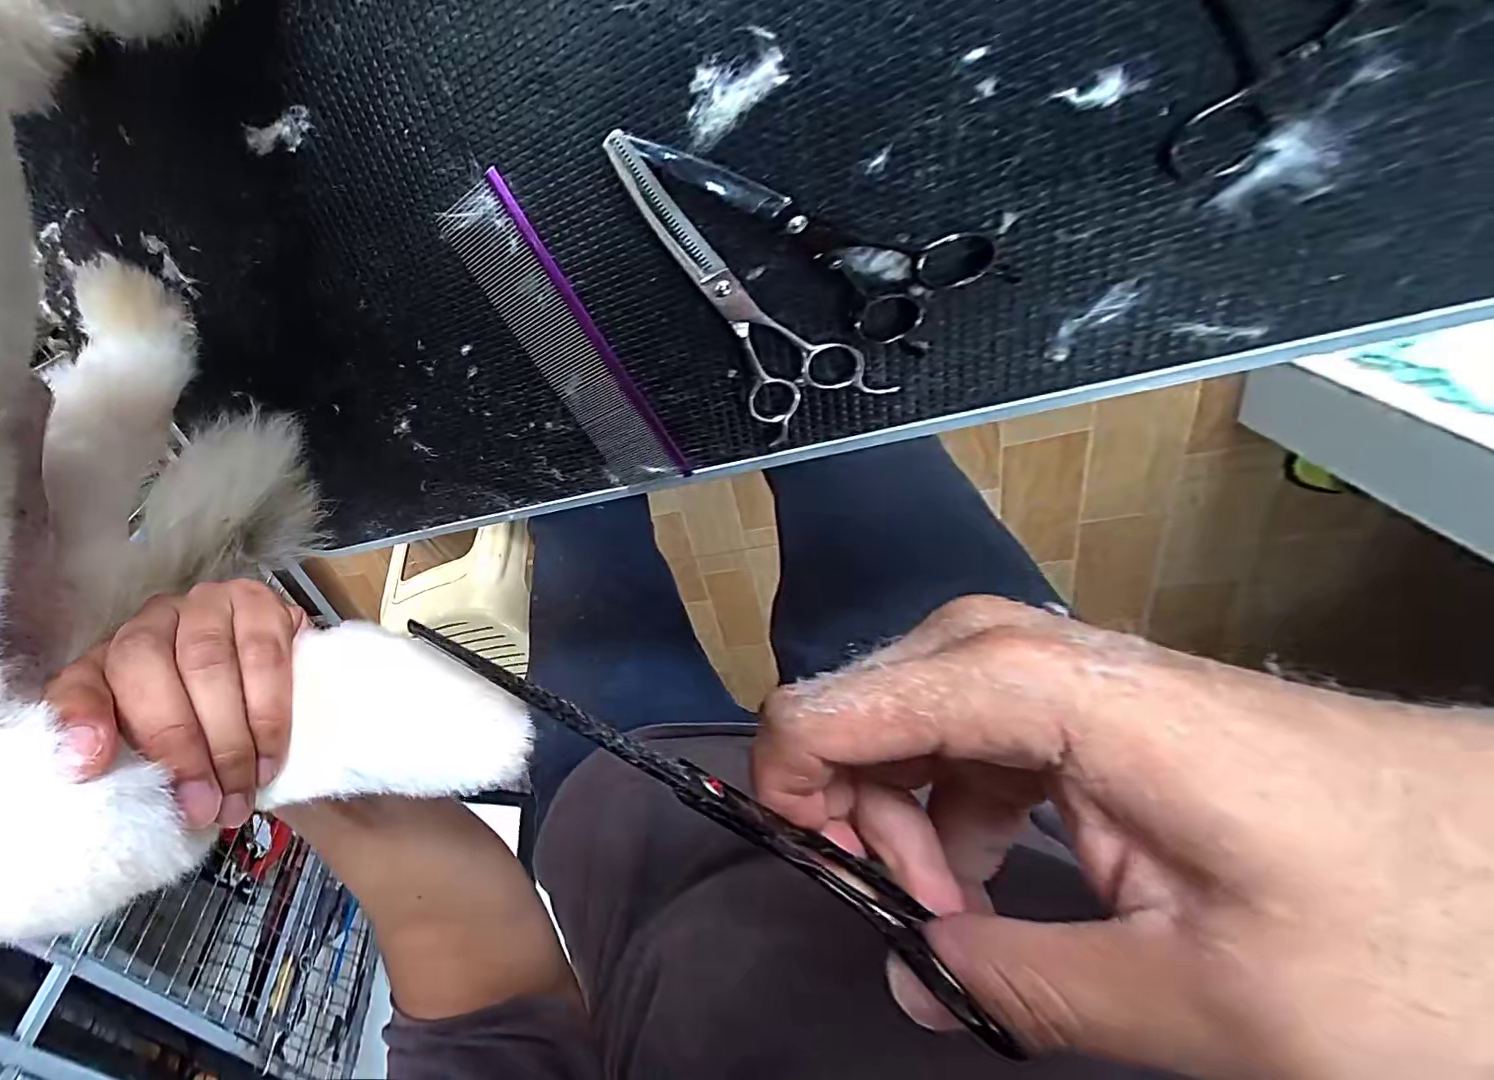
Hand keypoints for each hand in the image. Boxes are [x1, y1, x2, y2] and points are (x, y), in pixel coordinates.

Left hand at [45, 580, 307, 829]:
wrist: (274, 685)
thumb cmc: (210, 720)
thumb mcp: (159, 742)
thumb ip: (129, 758)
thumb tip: (90, 777)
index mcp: (113, 657)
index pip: (82, 680)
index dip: (82, 718)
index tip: (91, 767)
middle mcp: (154, 618)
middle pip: (146, 665)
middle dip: (177, 744)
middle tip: (203, 805)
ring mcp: (209, 602)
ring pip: (208, 661)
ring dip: (228, 737)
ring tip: (241, 789)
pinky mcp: (261, 601)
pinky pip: (264, 654)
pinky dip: (268, 711)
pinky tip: (270, 753)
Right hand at [752, 595, 1493, 1079]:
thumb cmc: (1423, 930)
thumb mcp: (1225, 1004)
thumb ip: (1032, 987)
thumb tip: (907, 977)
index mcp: (1026, 689)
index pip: (824, 710)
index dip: (790, 789)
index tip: (834, 876)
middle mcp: (997, 645)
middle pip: (848, 714)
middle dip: (854, 811)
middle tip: (923, 908)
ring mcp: (1019, 658)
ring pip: (883, 720)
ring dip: (893, 811)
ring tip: (956, 899)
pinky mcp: (1039, 688)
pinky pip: (934, 731)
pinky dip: (932, 800)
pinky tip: (979, 867)